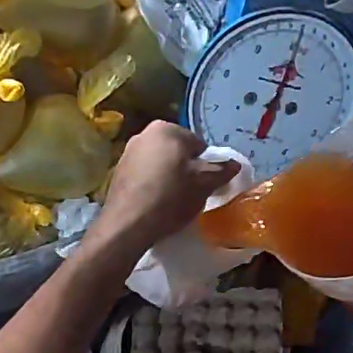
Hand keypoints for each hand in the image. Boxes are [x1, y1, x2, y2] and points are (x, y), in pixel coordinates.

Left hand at [85, 121, 240, 260]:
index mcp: (166, 128)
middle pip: (177, 153)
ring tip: (172, 201)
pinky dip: (152, 186)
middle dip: (186, 170)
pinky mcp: (117, 173)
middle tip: (190, 193)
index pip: (198, 145)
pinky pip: (144, 176)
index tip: (205, 185)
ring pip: (160, 164)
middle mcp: (144, 134)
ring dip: (169, 178)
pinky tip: (155, 204)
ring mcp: (127, 153)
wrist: (129, 224)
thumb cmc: (171, 197)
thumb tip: (235, 164)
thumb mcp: (204, 184)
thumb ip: (222, 170)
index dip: (206, 165)